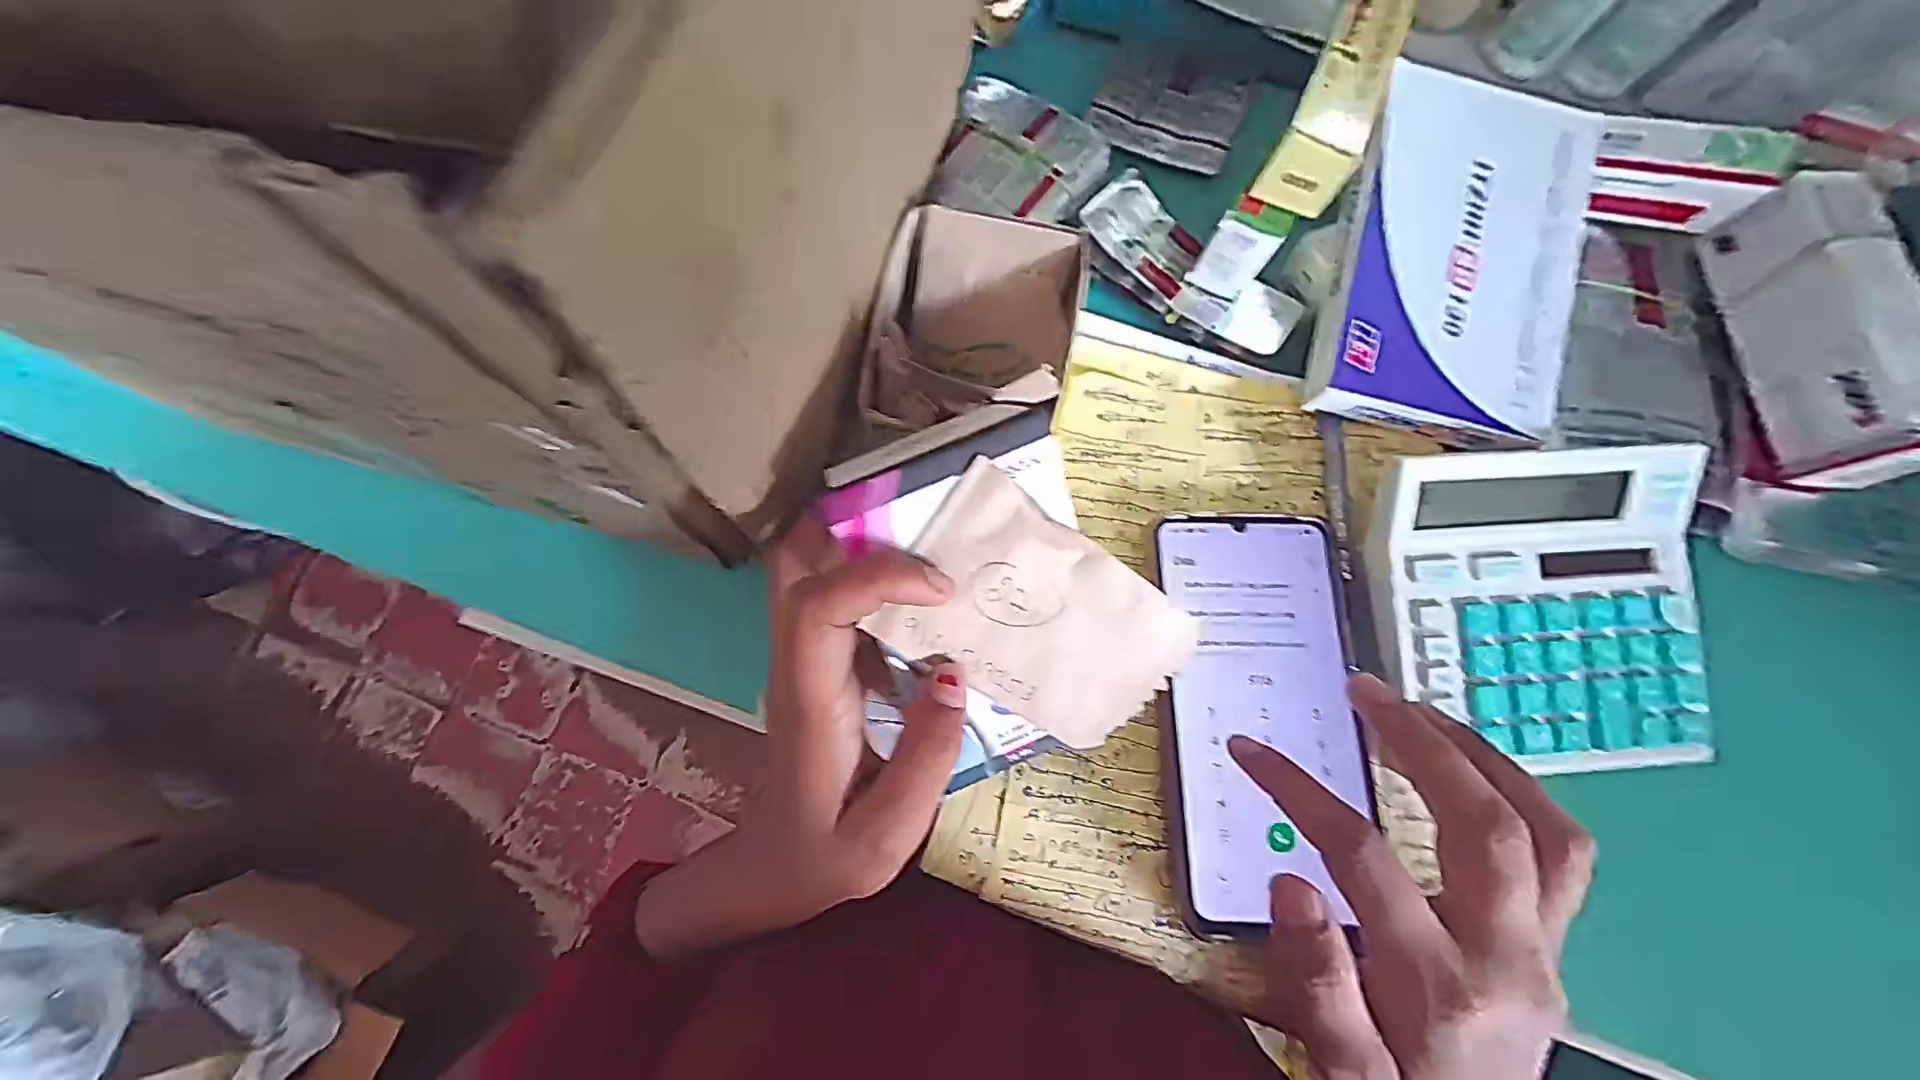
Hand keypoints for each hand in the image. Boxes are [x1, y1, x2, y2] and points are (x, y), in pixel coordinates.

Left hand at [634, 523, 968, 956]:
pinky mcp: (816, 661)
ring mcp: (799, 658)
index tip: (941, 586)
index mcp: (810, 703)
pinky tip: (918, 586)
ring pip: (804, 568)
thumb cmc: (824, 857)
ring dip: (857, 537)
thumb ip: (928, 756)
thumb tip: (954, 671)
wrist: (769, 872)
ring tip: (924, 540)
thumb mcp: (886, 835)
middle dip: (846, 523)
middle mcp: (793, 664)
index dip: (878, 577)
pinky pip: (831, 592)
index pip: (820, 608)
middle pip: (790, 563)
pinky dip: (868, 569)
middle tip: (916, 520)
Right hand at [1228, 675, 1594, 1079]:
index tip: (1250, 749)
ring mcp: (1544, 951)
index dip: (1297, 789)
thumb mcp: (1342, 1070)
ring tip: (1418, 711)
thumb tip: (1288, 879)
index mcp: (1439, 984)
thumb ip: (1315, 983)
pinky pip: (1557, 851)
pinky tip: (1465, 765)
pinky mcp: (1553, 946)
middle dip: (1417, 742)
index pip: (1361, 856)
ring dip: (1479, 754)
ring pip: (1544, 831)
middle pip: (1481, 825)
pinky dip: (1514, 789)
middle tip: (1364, 690)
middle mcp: (1508, 959)